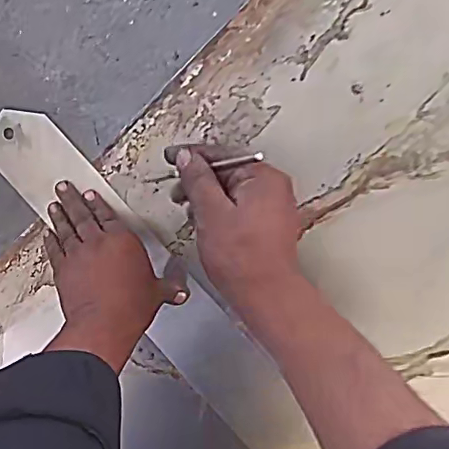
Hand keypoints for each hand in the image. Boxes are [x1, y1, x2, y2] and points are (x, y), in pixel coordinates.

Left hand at [42, 182, 185, 372]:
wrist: (101, 324)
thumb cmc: (128, 309)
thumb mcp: (156, 294)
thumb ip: (168, 287)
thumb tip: (178, 290)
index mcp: (122, 241)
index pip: (108, 215)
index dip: (98, 203)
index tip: (91, 194)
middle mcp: (97, 242)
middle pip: (82, 214)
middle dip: (72, 199)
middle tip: (64, 187)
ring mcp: (76, 254)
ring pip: (65, 228)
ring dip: (58, 215)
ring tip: (54, 205)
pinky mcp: (62, 269)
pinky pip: (54, 249)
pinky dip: (50, 240)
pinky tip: (47, 234)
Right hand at [169, 144, 305, 315]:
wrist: (263, 293)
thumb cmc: (243, 259)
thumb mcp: (210, 212)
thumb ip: (197, 180)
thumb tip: (188, 158)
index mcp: (264, 178)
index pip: (223, 155)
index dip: (193, 157)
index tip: (174, 157)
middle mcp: (273, 189)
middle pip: (228, 173)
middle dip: (200, 182)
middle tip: (179, 193)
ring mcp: (272, 208)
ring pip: (232, 192)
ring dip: (208, 199)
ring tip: (192, 214)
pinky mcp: (267, 226)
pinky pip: (239, 208)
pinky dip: (219, 212)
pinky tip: (207, 226)